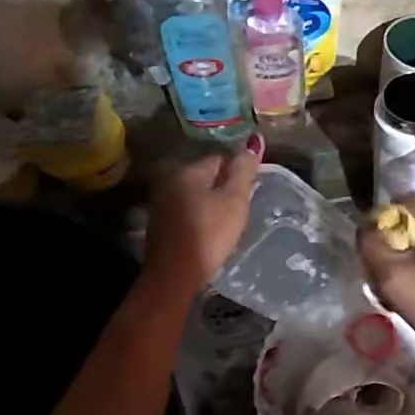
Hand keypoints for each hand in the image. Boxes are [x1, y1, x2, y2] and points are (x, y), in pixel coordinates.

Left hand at [144, 134, 262, 291]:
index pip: (219, 159)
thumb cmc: (209, 234)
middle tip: (240, 208)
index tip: (249, 191)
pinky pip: (186, 211)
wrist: (174, 274)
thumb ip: (244, 170)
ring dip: (211, 203)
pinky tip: (209, 232)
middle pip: (205, 176)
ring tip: (228, 221)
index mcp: (187, 170)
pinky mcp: (159, 224)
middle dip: (223, 187)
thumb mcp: (234, 200)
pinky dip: (199, 217)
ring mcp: (161, 203)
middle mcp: (169, 180)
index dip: (238, 172)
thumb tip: (255, 139)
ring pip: (195, 195)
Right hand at [358, 205, 414, 368]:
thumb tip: (363, 227)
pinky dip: (405, 266)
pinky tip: (397, 286)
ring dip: (393, 256)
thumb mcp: (388, 269)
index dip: (380, 220)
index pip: (402, 203)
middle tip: (375, 263)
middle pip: (406, 223)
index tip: (370, 244)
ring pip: (411, 241)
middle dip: (387, 241)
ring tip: (384, 277)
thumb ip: (369, 242)